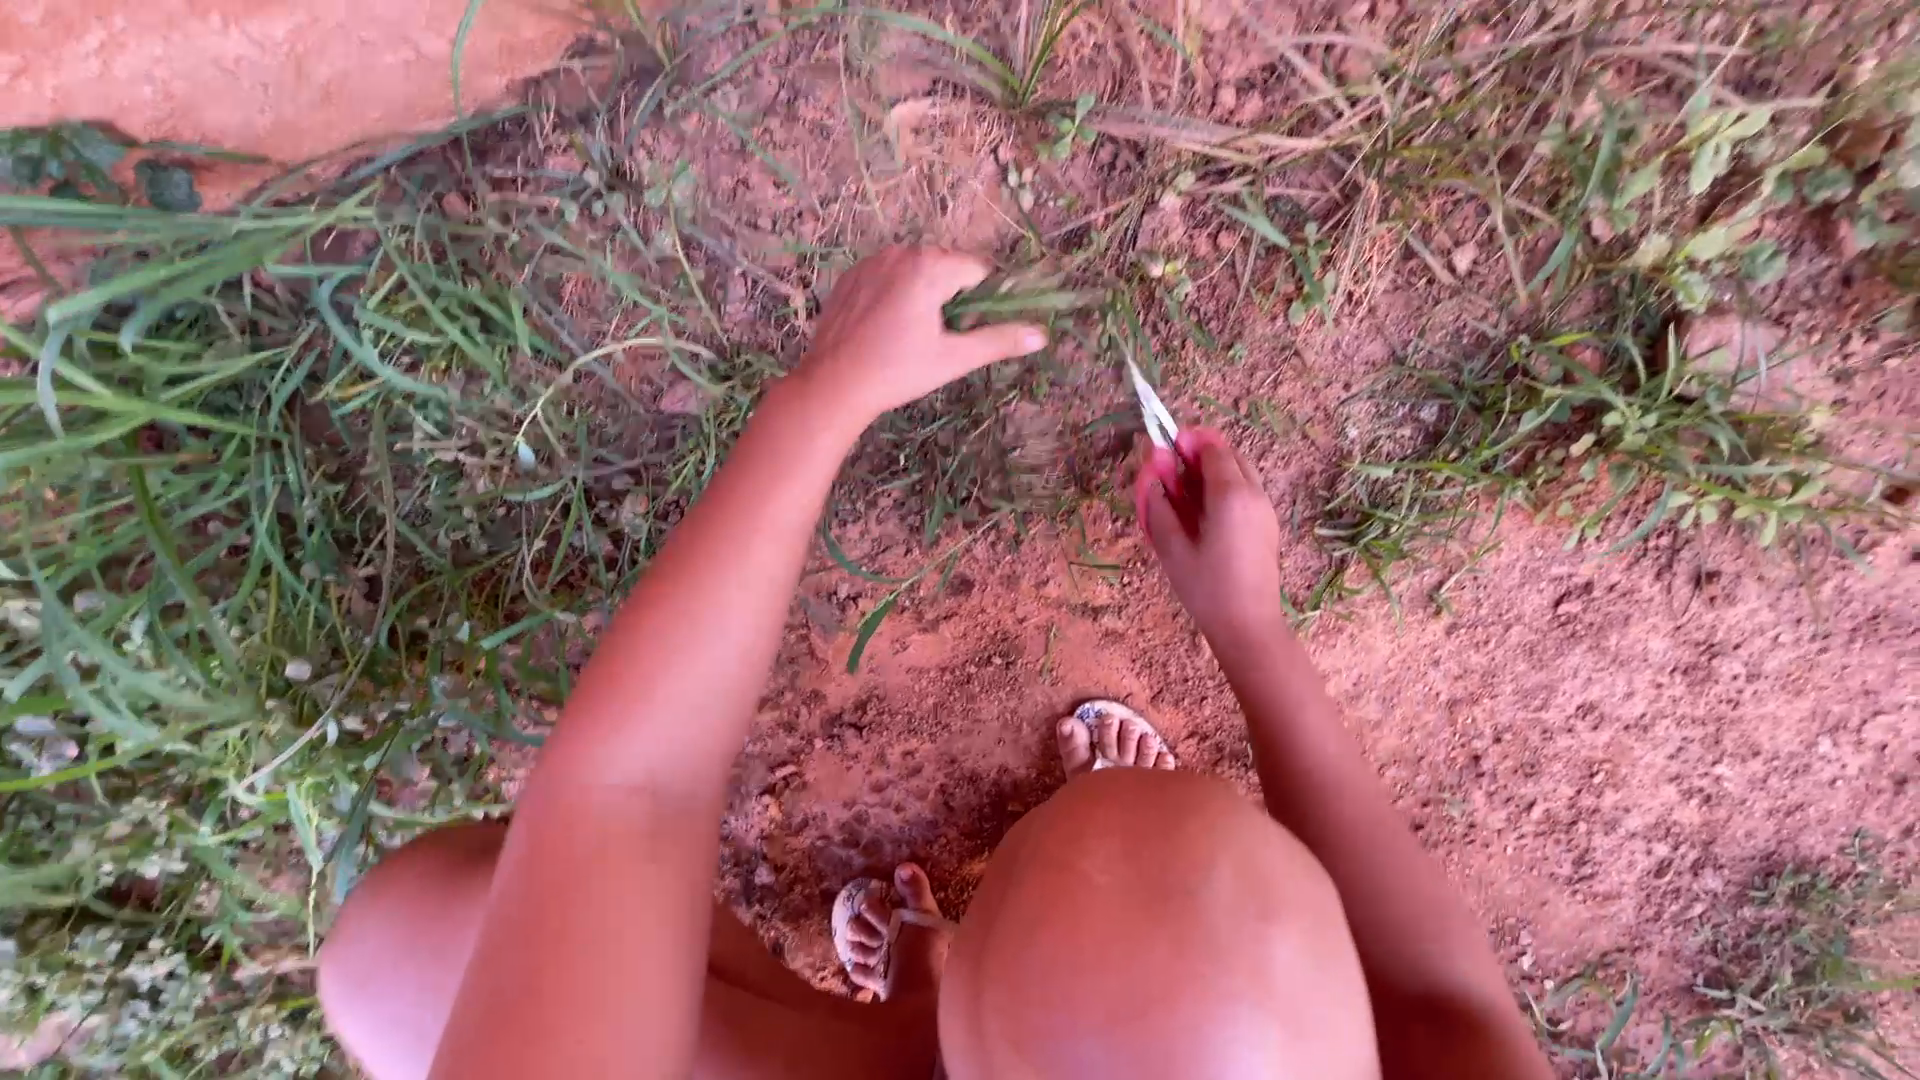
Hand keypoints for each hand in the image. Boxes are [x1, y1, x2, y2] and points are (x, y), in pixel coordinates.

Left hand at [796, 248, 1047, 427]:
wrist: (833, 384)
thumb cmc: (897, 373)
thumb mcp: (953, 359)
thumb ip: (999, 341)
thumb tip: (1041, 336)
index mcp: (930, 267)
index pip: (978, 271)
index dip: (979, 302)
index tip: (960, 332)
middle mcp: (901, 252)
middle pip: (947, 267)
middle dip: (950, 297)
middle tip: (933, 338)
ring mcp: (872, 261)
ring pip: (916, 271)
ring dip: (923, 295)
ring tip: (906, 335)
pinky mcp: (852, 274)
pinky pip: (888, 276)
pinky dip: (894, 295)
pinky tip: (883, 329)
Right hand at [1135, 428, 1284, 642]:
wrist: (1247, 625)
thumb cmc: (1205, 588)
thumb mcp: (1171, 548)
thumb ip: (1159, 505)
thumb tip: (1152, 476)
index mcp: (1231, 495)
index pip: (1212, 449)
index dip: (1188, 441)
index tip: (1165, 445)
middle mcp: (1254, 494)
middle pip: (1230, 454)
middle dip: (1200, 452)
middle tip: (1171, 467)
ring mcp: (1265, 509)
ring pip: (1240, 471)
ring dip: (1212, 470)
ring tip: (1183, 491)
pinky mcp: (1267, 525)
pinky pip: (1245, 491)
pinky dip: (1224, 487)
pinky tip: (1202, 511)